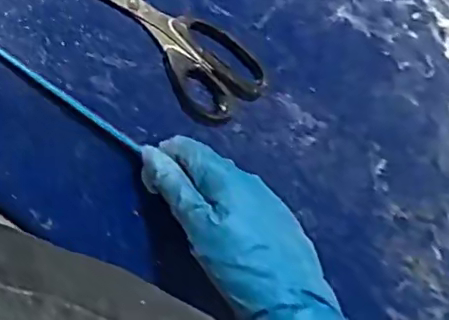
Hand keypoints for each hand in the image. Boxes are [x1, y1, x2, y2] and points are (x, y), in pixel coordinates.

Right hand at [141, 137, 341, 319]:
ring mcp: (268, 197)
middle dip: (182, 176)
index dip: (161, 158)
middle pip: (204, 161)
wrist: (298, 310)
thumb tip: (150, 151)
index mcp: (225, 173)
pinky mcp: (282, 219)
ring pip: (224, 181)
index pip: (184, 145)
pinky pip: (245, 200)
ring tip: (198, 225)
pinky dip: (228, 207)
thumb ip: (174, 188)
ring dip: (205, 192)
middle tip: (173, 210)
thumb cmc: (240, 268)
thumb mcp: (199, 230)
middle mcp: (247, 176)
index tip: (152, 187)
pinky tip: (230, 234)